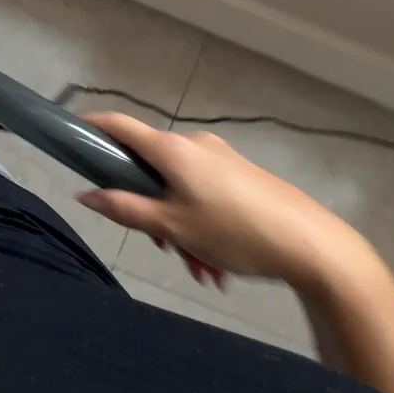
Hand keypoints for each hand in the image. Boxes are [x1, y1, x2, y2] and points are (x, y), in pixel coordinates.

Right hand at [76, 112, 377, 290]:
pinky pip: (208, 194)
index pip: (118, 125)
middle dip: (148, 207)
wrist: (322, 251)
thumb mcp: (173, 226)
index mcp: (172, 150)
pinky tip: (220, 262)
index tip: (71, 134)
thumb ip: (124, 209)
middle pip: (151, 167)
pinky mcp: (247, 177)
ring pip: (181, 187)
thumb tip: (85, 195)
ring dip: (180, 225)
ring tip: (201, 267)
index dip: (90, 126)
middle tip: (162, 245)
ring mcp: (224, 159)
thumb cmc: (237, 233)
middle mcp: (196, 145)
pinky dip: (203, 222)